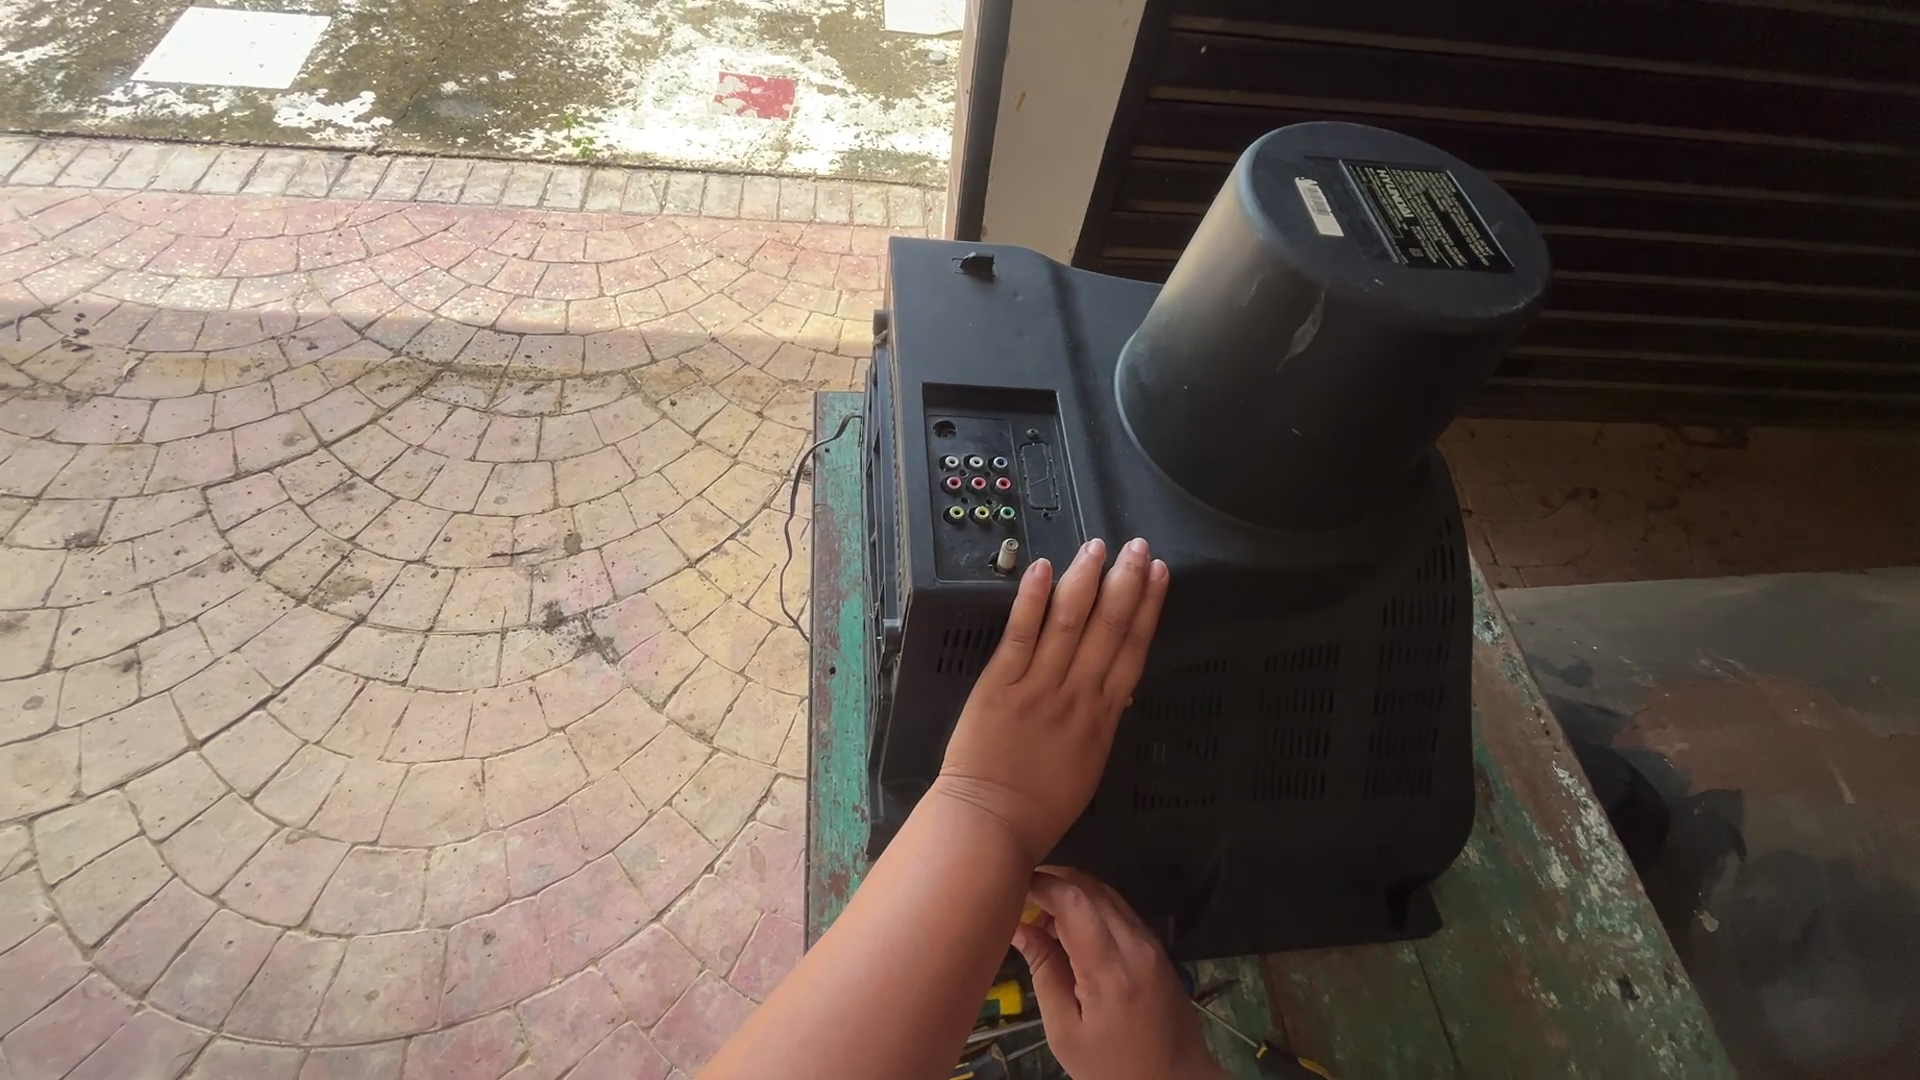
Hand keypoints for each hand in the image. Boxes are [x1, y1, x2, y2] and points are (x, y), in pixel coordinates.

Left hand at [933, 537, 1168, 861]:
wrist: (989, 825)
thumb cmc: (1039, 806)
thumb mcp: (1087, 766)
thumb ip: (1100, 722)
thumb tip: (1116, 688)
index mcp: (1102, 717)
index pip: (1133, 650)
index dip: (1148, 608)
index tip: (1159, 576)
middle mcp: (1077, 695)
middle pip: (1108, 629)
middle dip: (1126, 583)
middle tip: (1138, 548)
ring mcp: (1038, 687)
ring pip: (1068, 623)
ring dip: (1085, 581)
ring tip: (1098, 547)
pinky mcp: (999, 684)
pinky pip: (1020, 634)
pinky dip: (1032, 600)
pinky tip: (1044, 569)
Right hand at [1015, 867, 1228, 1079]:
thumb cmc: (1113, 1070)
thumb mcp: (1066, 1034)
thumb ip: (1043, 973)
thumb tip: (1019, 928)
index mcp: (1110, 969)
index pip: (1074, 901)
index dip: (1042, 884)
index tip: (1014, 886)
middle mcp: (1134, 943)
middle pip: (1089, 887)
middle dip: (1053, 881)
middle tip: (1023, 899)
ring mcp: (1149, 941)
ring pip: (1105, 892)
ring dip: (1071, 891)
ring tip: (1043, 914)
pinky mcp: (1155, 945)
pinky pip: (1118, 908)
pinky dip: (1090, 904)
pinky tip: (1072, 927)